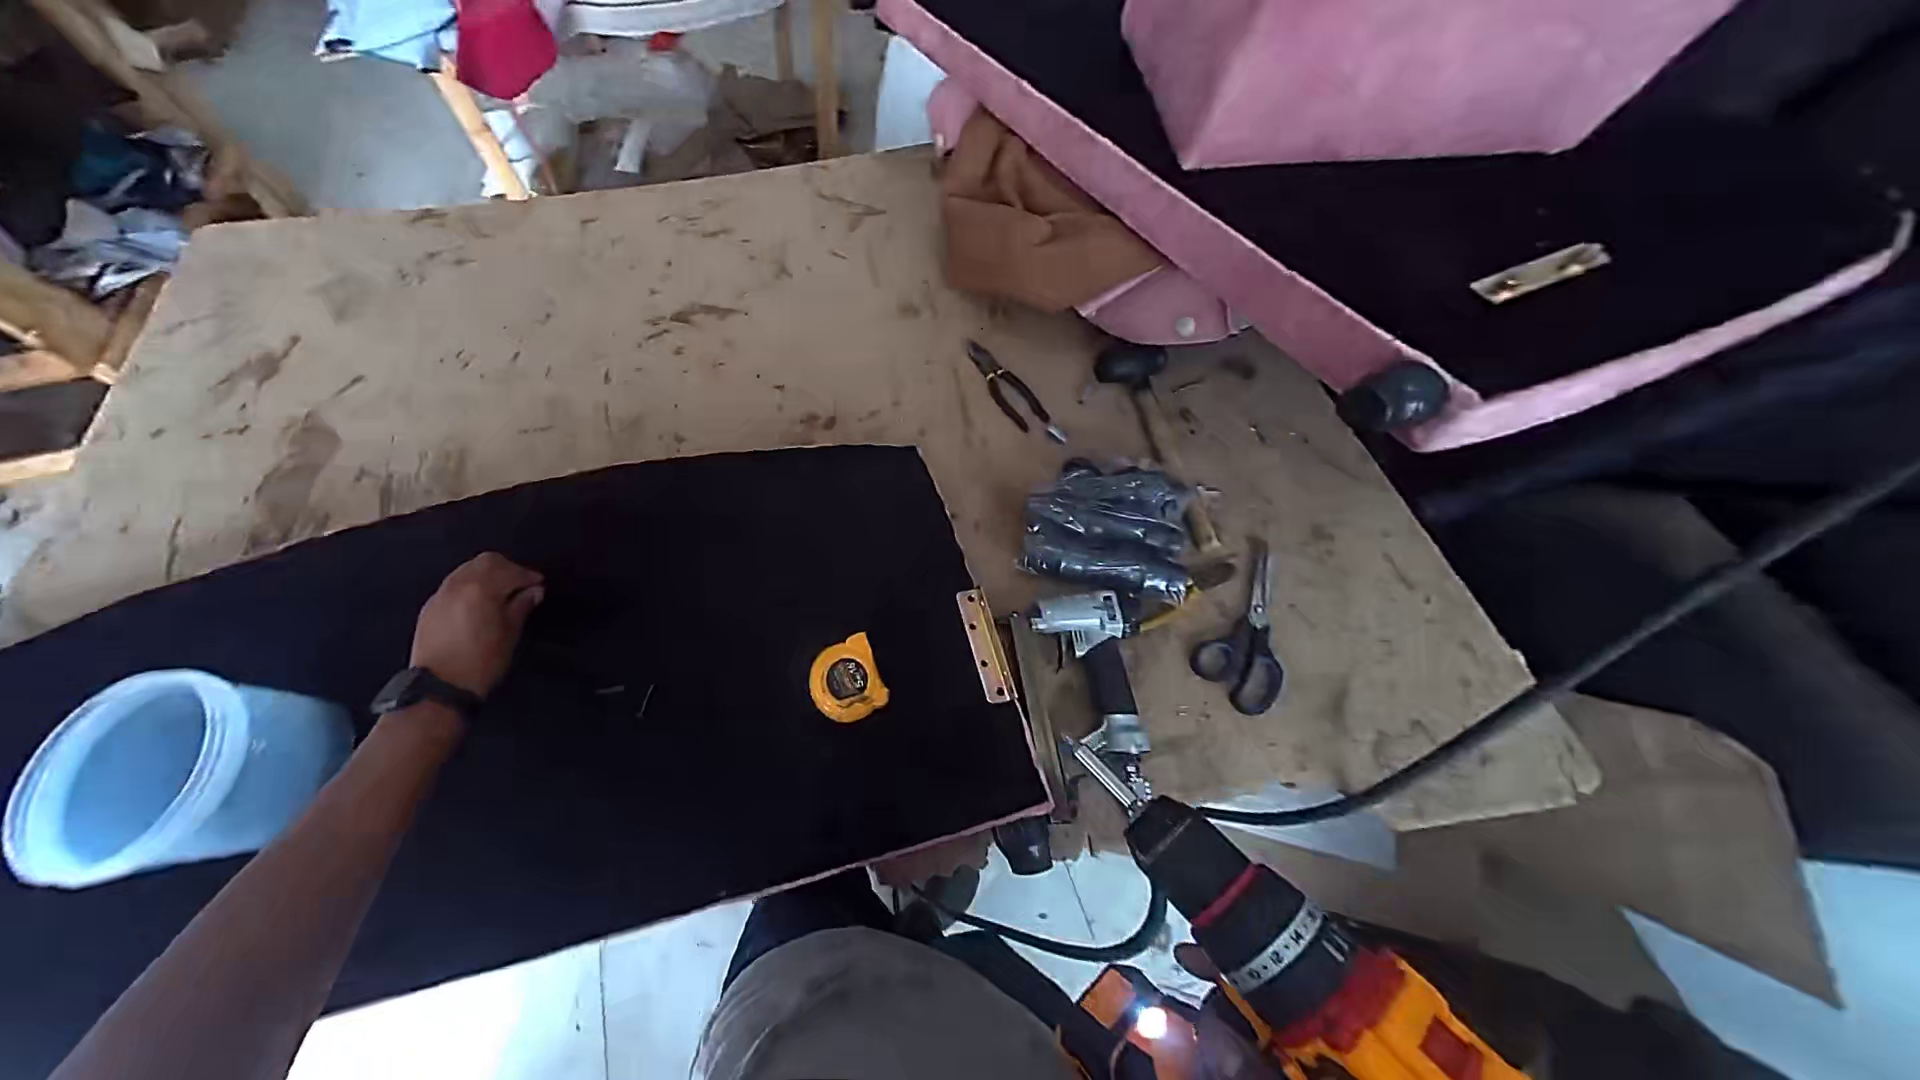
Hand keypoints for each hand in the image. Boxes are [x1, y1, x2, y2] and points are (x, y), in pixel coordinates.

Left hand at [409, 553, 545, 696]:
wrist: (439, 687)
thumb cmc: (483, 661)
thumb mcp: (510, 633)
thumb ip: (522, 606)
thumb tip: (534, 591)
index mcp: (481, 590)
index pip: (510, 570)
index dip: (528, 575)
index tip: (538, 585)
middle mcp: (457, 586)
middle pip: (485, 561)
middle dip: (507, 568)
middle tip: (521, 584)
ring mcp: (440, 596)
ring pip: (466, 569)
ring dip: (487, 575)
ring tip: (501, 593)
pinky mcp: (429, 608)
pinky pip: (453, 584)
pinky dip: (470, 585)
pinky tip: (479, 603)